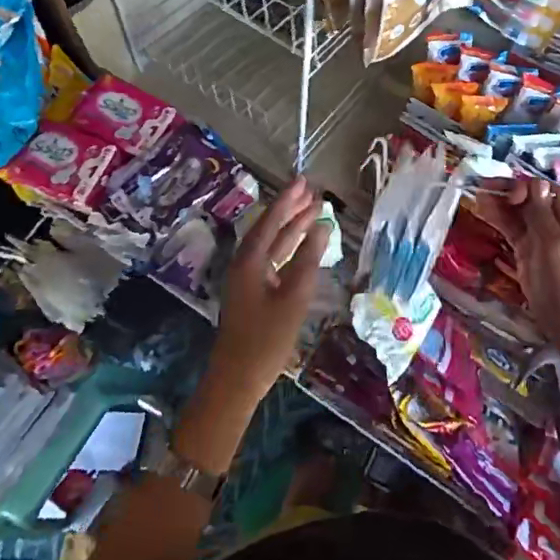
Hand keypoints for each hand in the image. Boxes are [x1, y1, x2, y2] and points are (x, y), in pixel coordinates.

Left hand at [210, 177, 331, 396]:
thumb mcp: (293, 298)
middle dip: (290, 210)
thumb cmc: (266, 339)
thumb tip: (321, 227)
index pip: (271, 221)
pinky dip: (288, 249)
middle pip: (269, 228)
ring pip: (271, 244)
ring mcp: (247, 278)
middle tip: (312, 191)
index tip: (305, 181)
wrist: (237, 378)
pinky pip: (271, 260)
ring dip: (291, 228)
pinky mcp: (252, 292)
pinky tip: (303, 246)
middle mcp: (245, 263)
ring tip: (313, 212)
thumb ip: (308, 260)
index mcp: (250, 260)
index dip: (288, 200)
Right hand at [476, 178, 559, 372]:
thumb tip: (533, 183)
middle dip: (508, 192)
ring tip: (476, 196)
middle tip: (482, 188)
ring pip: (518, 215)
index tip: (508, 195)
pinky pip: (512, 231)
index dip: (526, 187)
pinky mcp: (527, 254)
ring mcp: (541, 240)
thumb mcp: (554, 244)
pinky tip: (483, 211)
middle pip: (530, 200)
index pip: (546, 190)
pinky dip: (498, 220)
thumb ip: (541, 213)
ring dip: (499, 205)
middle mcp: (556, 225)